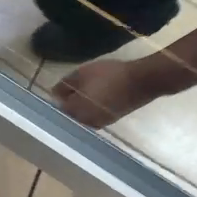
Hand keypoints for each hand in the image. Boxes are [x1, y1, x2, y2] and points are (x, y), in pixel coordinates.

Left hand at [48, 57, 179, 128]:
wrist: (142, 81)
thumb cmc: (109, 75)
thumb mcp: (82, 73)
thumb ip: (65, 84)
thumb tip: (54, 93)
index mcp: (76, 111)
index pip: (59, 107)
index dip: (60, 96)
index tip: (64, 87)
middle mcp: (86, 121)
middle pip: (71, 113)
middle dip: (71, 102)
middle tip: (75, 87)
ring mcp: (101, 122)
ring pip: (84, 115)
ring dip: (83, 105)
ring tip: (87, 90)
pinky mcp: (113, 119)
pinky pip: (96, 114)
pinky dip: (94, 107)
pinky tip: (98, 96)